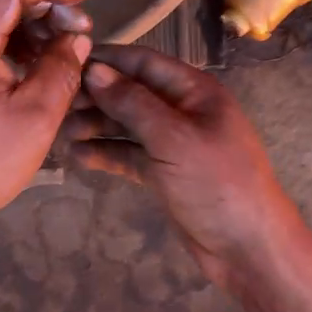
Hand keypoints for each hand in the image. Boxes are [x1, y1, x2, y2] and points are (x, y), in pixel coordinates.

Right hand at [62, 45, 301, 282]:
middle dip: (96, 95)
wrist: (252, 252)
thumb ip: (131, 102)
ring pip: (126, 123)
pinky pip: (128, 153)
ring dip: (96, 124)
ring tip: (63, 131)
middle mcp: (182, 110)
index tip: (67, 62)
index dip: (106, 59)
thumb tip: (93, 69)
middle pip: (130, 91)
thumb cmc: (218, 183)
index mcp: (193, 91)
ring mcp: (173, 142)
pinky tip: (78, 156)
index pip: (142, 62)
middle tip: (59, 102)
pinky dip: (105, 152)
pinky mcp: (164, 172)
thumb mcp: (173, 138)